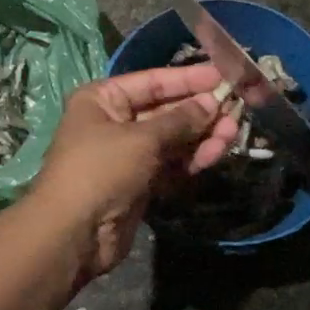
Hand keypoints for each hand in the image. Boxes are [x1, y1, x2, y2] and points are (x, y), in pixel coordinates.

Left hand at [29, 64, 236, 276]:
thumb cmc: (101, 170)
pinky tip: (216, 153)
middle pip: (165, 110)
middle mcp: (113, 122)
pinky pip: (171, 164)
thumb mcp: (142, 139)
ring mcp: (127, 154)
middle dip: (199, 111)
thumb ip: (179, 120)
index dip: (188, 78)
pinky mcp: (139, 183)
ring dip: (201, 136)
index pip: (152, 81)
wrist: (74, 233)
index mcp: (102, 99)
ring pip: (172, 139)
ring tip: (233, 133)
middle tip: (235, 109)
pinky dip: (191, 159)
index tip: (221, 75)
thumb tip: (210, 104)